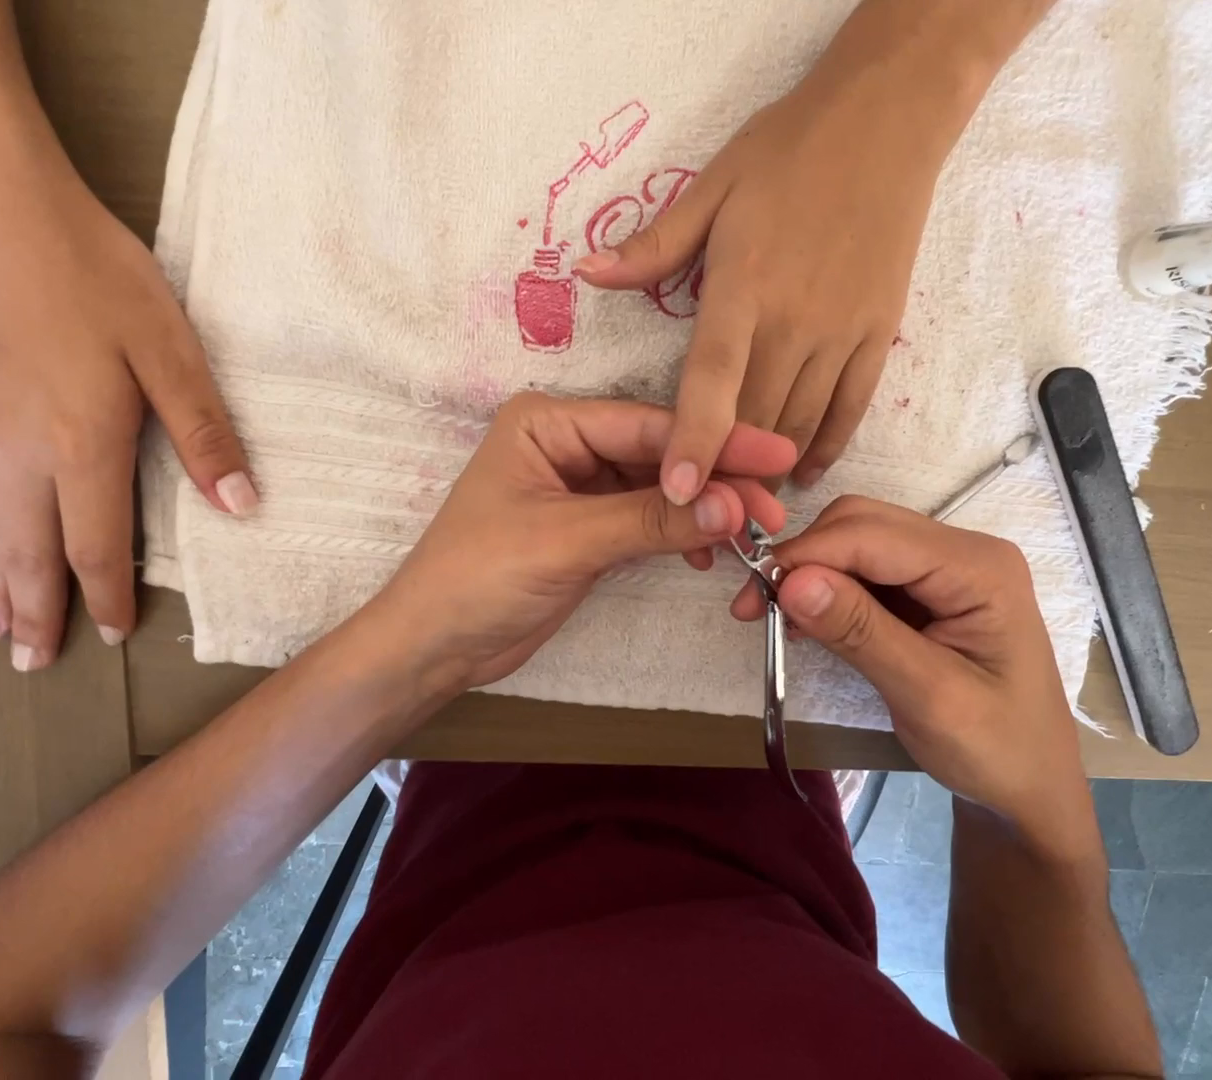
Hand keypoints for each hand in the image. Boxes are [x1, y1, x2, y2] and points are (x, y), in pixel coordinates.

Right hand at [0, 182, 251, 670]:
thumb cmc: (93, 274)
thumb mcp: (172, 352)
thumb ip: (203, 433)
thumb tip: (241, 507)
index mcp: (84, 448)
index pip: (97, 545)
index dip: (105, 594)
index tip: (110, 635)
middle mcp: (19, 454)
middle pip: (29, 550)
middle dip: (38, 609)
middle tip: (34, 663)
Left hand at [368, 393, 795, 692]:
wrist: (436, 647)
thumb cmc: (481, 579)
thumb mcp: (569, 542)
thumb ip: (652, 521)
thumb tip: (735, 506)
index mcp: (549, 423)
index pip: (647, 426)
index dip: (713, 443)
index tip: (775, 455)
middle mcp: (567, 445)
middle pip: (659, 455)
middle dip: (715, 480)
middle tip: (774, 506)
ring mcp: (581, 487)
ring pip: (659, 488)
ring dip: (703, 509)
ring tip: (754, 531)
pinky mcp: (590, 528)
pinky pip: (648, 519)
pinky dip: (679, 533)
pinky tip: (710, 551)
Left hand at [575, 0, 1012, 494]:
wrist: (889, 121)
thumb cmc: (788, 151)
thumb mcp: (711, 188)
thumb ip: (653, 247)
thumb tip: (587, 272)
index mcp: (743, 289)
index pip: (712, 382)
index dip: (693, 442)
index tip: (677, 495)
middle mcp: (794, 322)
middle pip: (756, 418)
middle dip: (729, 472)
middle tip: (704, 516)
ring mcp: (843, 333)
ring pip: (802, 423)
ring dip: (772, 471)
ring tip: (746, 504)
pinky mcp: (880, 335)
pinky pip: (850, 408)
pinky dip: (826, 446)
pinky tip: (804, 473)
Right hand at [730, 496, 1097, 858]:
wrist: (1028, 785)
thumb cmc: (994, 748)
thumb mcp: (927, 695)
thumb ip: (861, 632)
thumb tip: (791, 581)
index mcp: (979, 568)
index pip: (873, 535)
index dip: (807, 555)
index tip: (753, 597)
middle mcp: (963, 551)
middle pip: (862, 524)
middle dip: (805, 558)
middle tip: (757, 610)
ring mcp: (946, 568)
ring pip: (857, 541)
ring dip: (811, 572)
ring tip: (776, 619)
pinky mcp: (928, 589)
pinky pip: (864, 570)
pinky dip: (828, 589)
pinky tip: (807, 622)